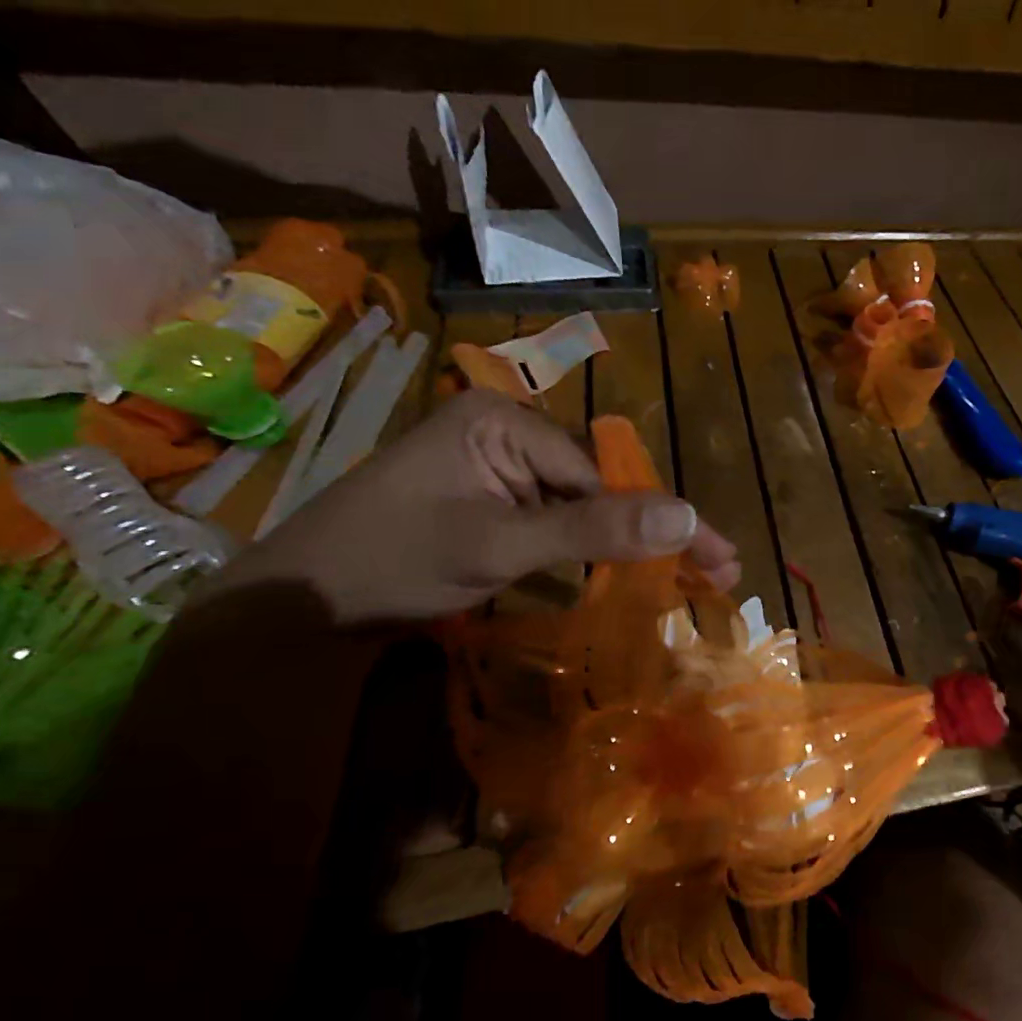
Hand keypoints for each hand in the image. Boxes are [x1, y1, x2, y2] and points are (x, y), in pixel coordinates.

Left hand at [206, 390, 740, 623]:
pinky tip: (617, 575)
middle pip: (590, 486)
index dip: (653, 520)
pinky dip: (579, 554)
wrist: (306, 598)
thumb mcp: (498, 543)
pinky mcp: (479, 506)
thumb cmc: (394, 559)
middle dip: (646, 532)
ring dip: (619, 546)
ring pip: (570, 509)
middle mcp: (500, 433)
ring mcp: (488, 471)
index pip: (595, 471)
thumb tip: (688, 514)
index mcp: (502, 419)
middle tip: (714, 570)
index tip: (715, 559)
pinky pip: (542, 525)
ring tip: (681, 579)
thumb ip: (591, 529)